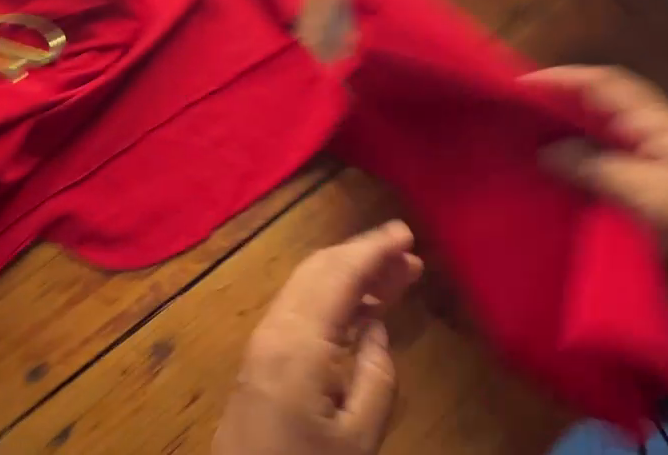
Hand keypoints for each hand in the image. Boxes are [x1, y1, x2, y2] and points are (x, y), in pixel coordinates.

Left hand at [213, 221, 423, 454]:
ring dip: (349, 273)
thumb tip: (374, 327)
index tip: (405, 233)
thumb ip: (375, 375)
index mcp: (299, 342)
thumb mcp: (358, 439)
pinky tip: (360, 308)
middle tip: (407, 254)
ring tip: (394, 276)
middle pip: (320, 271)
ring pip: (308, 286)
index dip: (373, 249)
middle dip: (364, 255)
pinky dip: (332, 296)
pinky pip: (299, 308)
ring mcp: (263, 341)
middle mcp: (276, 328)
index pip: (339, 274)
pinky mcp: (260, 358)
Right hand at [530, 66, 667, 316]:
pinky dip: (579, 177)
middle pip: (600, 110)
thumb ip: (598, 169)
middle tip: (512, 119)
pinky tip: (554, 190)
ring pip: (601, 144)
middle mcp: (657, 137)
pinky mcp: (655, 202)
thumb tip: (547, 151)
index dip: (563, 79)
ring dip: (565, 144)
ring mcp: (658, 169)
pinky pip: (607, 178)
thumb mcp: (656, 196)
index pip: (606, 84)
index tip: (518, 88)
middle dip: (557, 109)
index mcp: (662, 124)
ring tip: (522, 150)